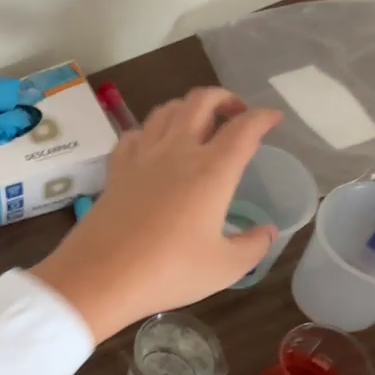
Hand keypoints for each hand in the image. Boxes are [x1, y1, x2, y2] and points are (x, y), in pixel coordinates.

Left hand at [31, 86, 283, 340]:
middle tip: (236, 114)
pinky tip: (154, 146)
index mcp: (212, 170)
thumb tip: (268, 232)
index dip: (263, 117)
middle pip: (201, 101)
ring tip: (198, 125)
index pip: (244, 128)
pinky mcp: (116, 169)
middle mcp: (177, 151)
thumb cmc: (168, 271)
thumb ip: (253, 246)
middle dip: (224, 98)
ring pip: (166, 110)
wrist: (100, 276)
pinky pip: (135, 133)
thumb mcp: (224, 267)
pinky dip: (150, 130)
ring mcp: (141, 157)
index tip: (274, 119)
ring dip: (187, 107)